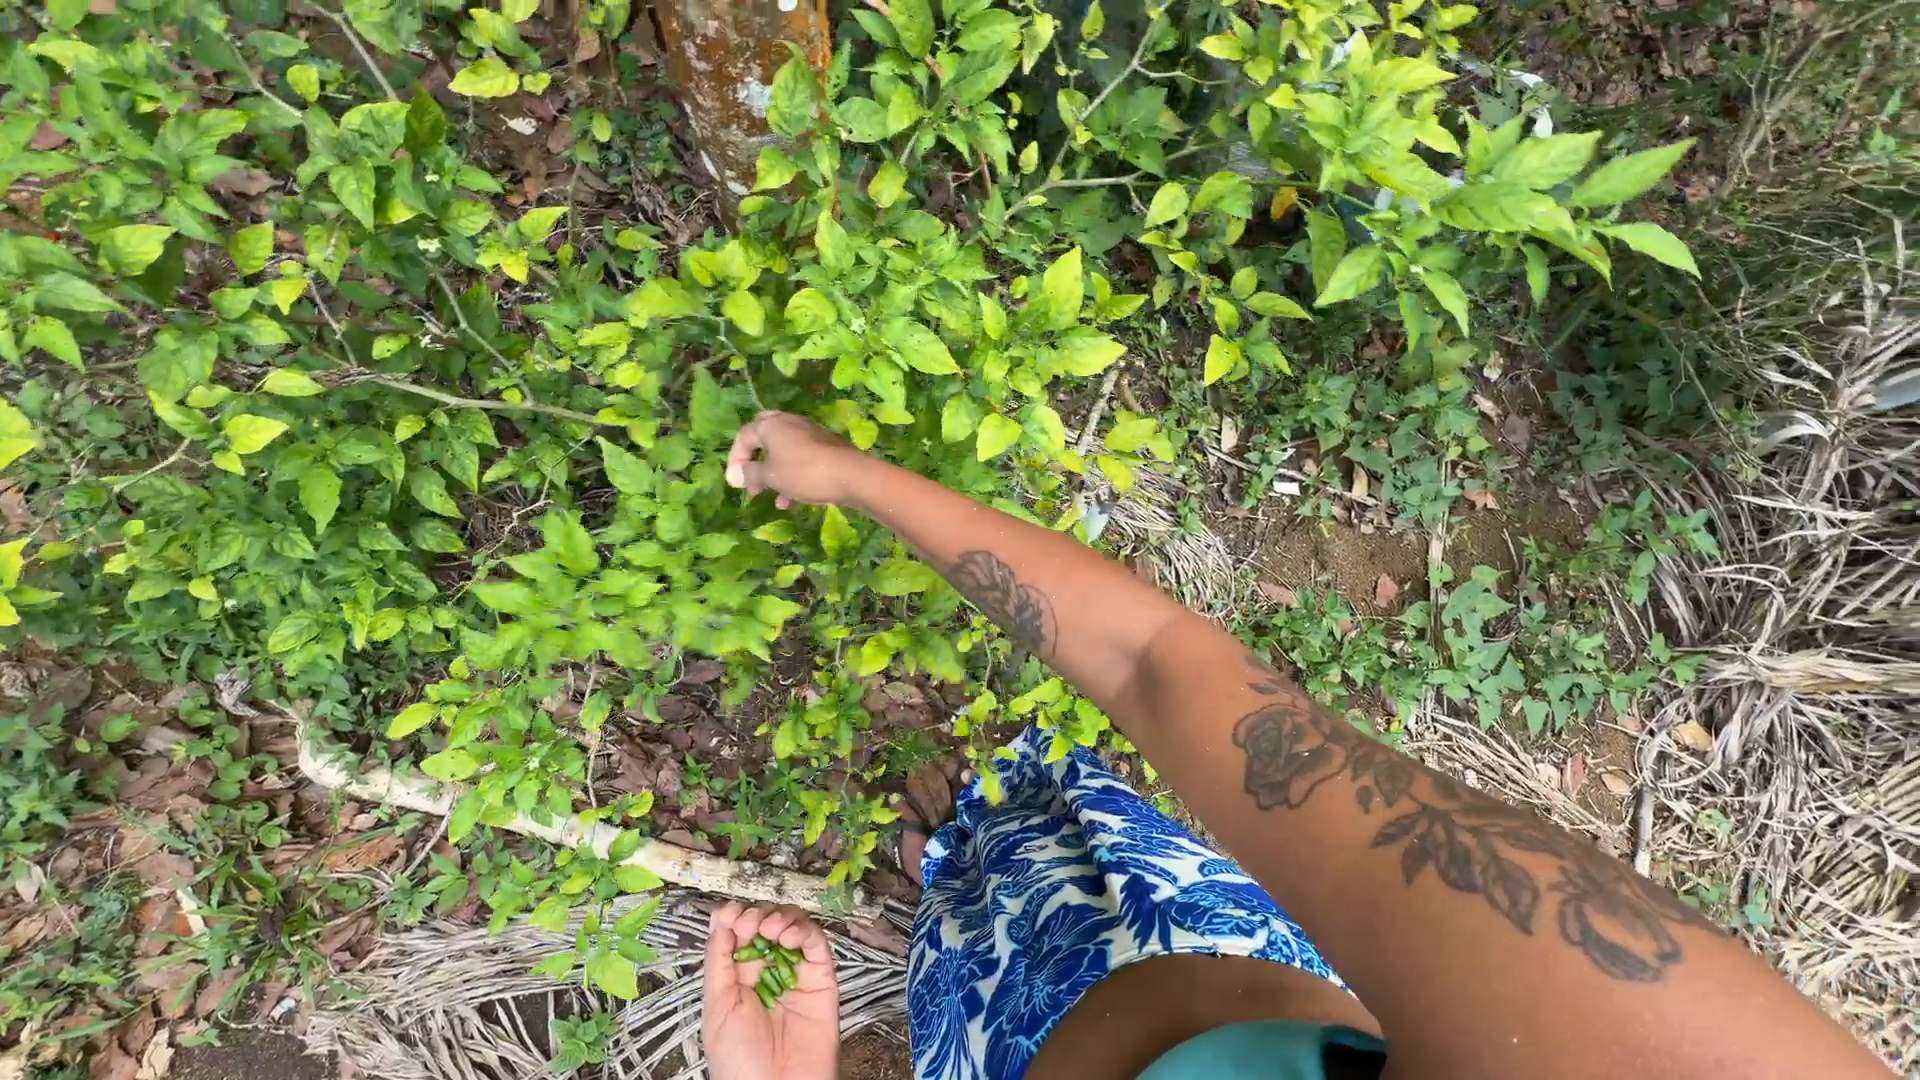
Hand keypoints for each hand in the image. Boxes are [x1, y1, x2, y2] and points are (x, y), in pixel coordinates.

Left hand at [701, 903, 839, 1079]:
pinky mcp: (822, 975)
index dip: (736, 917)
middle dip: (757, 915)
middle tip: (751, 924)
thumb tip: (719, 916)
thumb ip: (719, 961)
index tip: (730, 913)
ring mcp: (797, 970)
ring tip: (771, 929)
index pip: (740, 933)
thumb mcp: (718, 1009)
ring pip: (793, 925)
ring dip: (781, 917)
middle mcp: (769, 969)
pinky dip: (804, 930)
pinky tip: (788, 937)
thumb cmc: (739, 1062)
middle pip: (767, 922)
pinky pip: (817, 942)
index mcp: (740, 976)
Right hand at [725, 411, 871, 508]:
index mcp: (771, 424)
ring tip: (768, 496)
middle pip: (764, 437)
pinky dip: (791, 477)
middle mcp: (789, 423)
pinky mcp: (824, 448)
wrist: (852, 476)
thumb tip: (734, 475)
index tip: (736, 482)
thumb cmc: (803, 472)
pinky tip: (790, 501)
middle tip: (751, 479)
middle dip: (755, 460)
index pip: (743, 436)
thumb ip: (750, 473)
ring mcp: (809, 434)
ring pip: (783, 452)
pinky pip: (800, 461)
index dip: (735, 459)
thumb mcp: (771, 476)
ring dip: (773, 473)